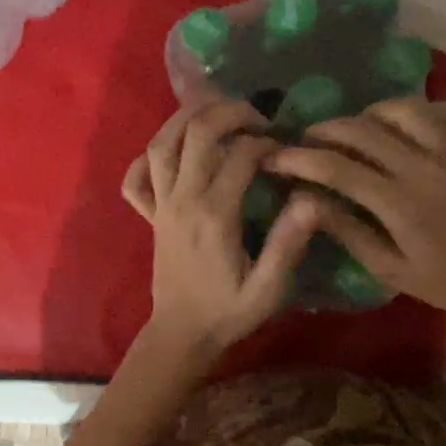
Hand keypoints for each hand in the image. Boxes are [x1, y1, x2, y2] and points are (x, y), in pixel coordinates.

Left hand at [123, 100, 320, 359]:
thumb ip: (287, 243)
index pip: (240, 154)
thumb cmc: (228, 311)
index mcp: (214, 215)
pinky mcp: (148, 215)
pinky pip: (135, 178)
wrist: (181, 334)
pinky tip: (171, 154)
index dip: (266, 141)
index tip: (285, 149)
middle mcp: (181, 200)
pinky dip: (147, 158)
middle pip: (195, 133)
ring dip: (186, 119)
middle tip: (255, 116)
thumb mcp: (268, 287)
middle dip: (227, 111)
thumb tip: (310, 198)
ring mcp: (160, 205)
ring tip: (216, 113)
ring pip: (160, 144)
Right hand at [264, 98, 445, 333]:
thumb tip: (305, 201)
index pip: (336, 167)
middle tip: (306, 140)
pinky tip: (406, 127)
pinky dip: (418, 110)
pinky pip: (444, 109)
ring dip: (369, 114)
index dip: (298, 158)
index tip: (274, 157)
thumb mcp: (391, 270)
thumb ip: (348, 231)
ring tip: (355, 131)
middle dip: (325, 130)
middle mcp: (426, 166)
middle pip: (362, 129)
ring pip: (402, 108)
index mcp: (401, 203)